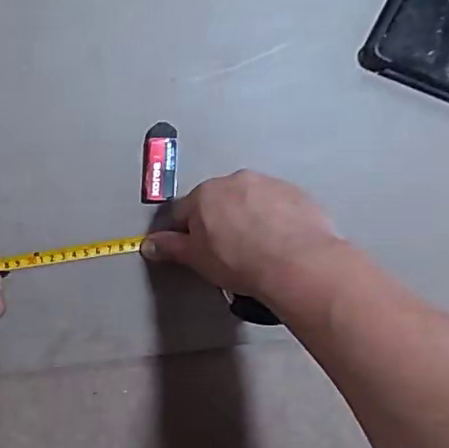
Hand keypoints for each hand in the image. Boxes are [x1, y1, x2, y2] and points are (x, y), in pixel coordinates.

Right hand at [139, 170, 345, 299]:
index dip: (184, 232)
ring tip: (255, 248)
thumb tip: (152, 245)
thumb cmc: (244, 260)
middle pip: (217, 201)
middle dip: (218, 221)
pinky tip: (278, 242)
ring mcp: (267, 185)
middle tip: (225, 250)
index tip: (193, 247)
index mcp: (203, 194)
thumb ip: (169, 247)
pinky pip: (277, 204)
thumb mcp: (196, 258)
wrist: (297, 265)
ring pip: (248, 200)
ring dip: (247, 217)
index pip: (182, 212)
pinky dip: (275, 218)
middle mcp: (234, 182)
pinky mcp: (296, 194)